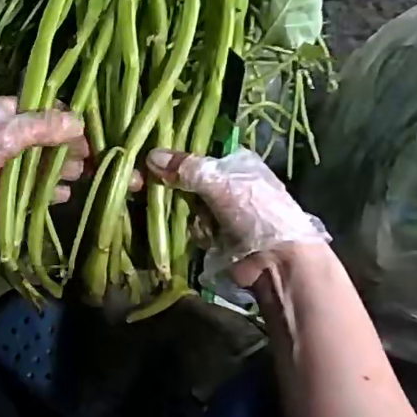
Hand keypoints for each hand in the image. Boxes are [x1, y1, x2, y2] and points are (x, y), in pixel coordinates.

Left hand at [0, 96, 86, 223]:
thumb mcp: (8, 132)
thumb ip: (43, 127)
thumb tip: (78, 123)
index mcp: (4, 112)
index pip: (42, 109)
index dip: (65, 120)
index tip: (87, 131)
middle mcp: (5, 135)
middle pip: (44, 139)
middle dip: (68, 148)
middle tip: (92, 158)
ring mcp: (3, 162)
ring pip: (39, 164)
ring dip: (61, 169)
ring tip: (83, 174)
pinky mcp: (1, 188)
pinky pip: (30, 188)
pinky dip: (47, 190)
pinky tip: (65, 194)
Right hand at [144, 148, 329, 285]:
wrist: (276, 261)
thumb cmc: (255, 211)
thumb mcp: (219, 182)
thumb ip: (186, 169)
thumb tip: (150, 155)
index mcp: (235, 164)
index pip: (196, 155)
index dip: (173, 159)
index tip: (149, 163)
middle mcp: (227, 184)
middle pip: (186, 180)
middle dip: (168, 185)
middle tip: (140, 185)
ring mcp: (220, 211)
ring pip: (184, 204)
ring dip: (177, 210)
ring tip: (178, 213)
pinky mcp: (214, 235)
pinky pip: (190, 226)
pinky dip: (190, 229)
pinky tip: (199, 234)